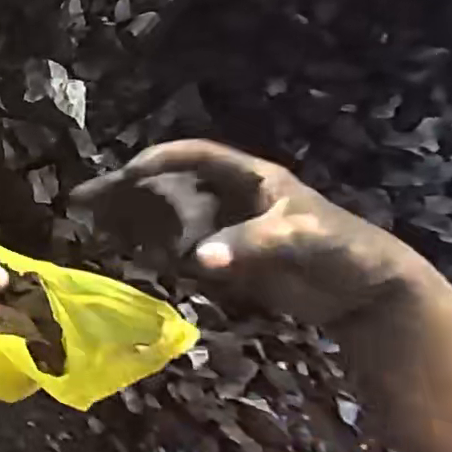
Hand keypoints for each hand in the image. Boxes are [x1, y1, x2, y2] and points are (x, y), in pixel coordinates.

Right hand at [72, 139, 442, 325]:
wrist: (370, 296)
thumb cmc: (342, 250)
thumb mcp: (299, 238)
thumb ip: (246, 244)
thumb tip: (195, 259)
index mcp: (247, 177)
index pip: (191, 155)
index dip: (156, 159)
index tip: (126, 173)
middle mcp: (225, 196)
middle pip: (163, 185)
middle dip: (122, 191)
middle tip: (81, 200)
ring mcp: (220, 225)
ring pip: (160, 215)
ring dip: (125, 218)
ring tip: (88, 224)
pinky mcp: (219, 254)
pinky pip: (172, 245)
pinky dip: (144, 246)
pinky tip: (119, 249)